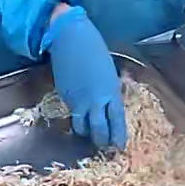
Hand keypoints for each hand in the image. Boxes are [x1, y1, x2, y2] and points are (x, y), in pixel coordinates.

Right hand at [46, 7, 127, 147]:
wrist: (70, 38)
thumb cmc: (94, 49)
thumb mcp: (109, 71)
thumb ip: (110, 90)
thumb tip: (109, 103)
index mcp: (111, 91)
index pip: (117, 120)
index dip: (118, 136)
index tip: (119, 147)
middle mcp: (96, 99)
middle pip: (100, 129)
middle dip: (102, 140)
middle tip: (104, 148)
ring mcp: (78, 100)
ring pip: (83, 126)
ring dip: (87, 134)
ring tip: (89, 137)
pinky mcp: (65, 97)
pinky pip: (73, 115)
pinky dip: (77, 121)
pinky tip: (79, 122)